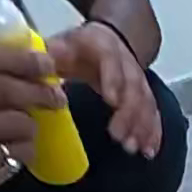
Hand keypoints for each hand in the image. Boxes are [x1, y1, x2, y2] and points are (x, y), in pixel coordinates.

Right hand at [0, 43, 67, 190]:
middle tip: (59, 96)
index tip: (47, 61)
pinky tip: (22, 146)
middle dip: (38, 91)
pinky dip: (26, 147)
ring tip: (30, 124)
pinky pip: (16, 151)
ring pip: (15, 122)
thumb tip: (24, 54)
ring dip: (31, 123)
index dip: (20, 58)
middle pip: (2, 89)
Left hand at [44, 21, 160, 158]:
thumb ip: (52, 56)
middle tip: (120, 138)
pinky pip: (153, 114)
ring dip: (142, 128)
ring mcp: (139, 82)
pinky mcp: (146, 97)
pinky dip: (153, 133)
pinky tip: (149, 151)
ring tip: (135, 149)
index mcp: (105, 48)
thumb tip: (38, 65)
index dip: (114, 80)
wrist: (110, 39)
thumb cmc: (82, 48)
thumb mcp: (64, 45)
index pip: (112, 62)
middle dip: (129, 115)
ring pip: (146, 104)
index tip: (112, 101)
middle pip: (133, 89)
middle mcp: (127, 64)